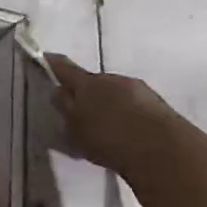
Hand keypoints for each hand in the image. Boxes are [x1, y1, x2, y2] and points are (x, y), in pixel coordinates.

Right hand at [45, 54, 184, 174]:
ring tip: (107, 131)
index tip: (46, 57)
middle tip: (81, 116)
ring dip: (108, 105)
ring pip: (114, 93)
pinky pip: (132, 104)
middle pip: (92, 82)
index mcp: (86, 84)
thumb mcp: (76, 129)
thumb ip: (65, 109)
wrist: (160, 148)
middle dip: (86, 94)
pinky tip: (127, 134)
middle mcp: (111, 79)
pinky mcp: (154, 101)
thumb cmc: (108, 140)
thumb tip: (60, 92)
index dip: (54, 64)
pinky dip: (126, 114)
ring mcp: (135, 87)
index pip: (65, 69)